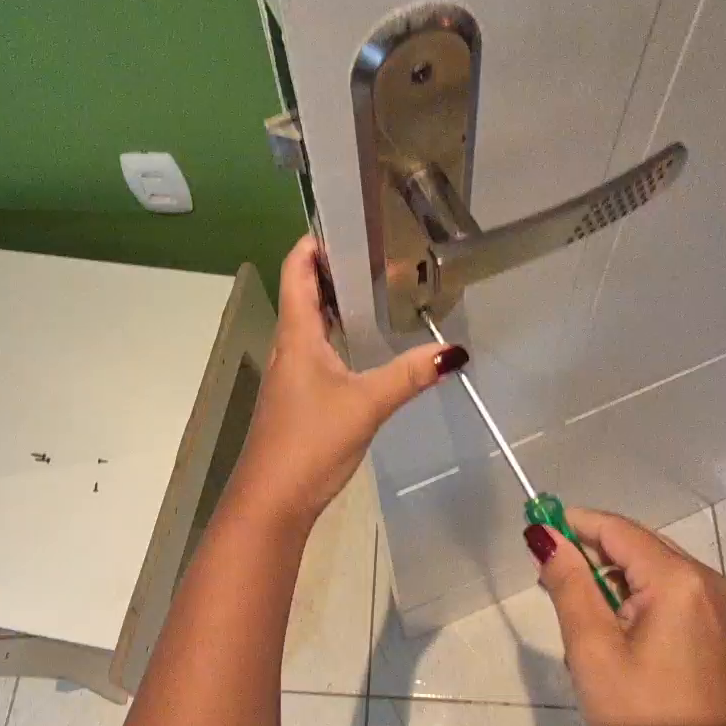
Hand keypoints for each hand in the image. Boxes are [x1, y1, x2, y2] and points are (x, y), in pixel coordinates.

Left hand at [223, 236, 466, 526]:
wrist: (272, 500)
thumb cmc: (310, 441)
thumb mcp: (366, 404)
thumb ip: (409, 376)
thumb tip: (454, 351)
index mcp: (296, 335)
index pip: (296, 271)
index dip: (313, 243)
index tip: (347, 225)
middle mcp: (288, 346)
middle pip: (304, 292)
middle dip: (334, 269)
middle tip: (377, 254)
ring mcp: (290, 373)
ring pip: (310, 323)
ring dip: (336, 303)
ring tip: (378, 291)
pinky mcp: (297, 396)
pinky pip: (316, 350)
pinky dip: (338, 336)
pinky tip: (365, 347)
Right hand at [527, 507, 725, 725]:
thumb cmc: (641, 721)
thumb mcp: (592, 649)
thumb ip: (568, 583)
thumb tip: (546, 534)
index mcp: (679, 581)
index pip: (617, 529)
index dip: (572, 523)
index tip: (531, 532)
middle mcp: (705, 583)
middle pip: (634, 545)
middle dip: (588, 554)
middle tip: (545, 580)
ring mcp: (714, 609)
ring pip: (647, 571)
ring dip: (607, 582)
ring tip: (574, 621)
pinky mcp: (712, 633)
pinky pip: (664, 596)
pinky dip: (630, 602)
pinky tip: (607, 638)